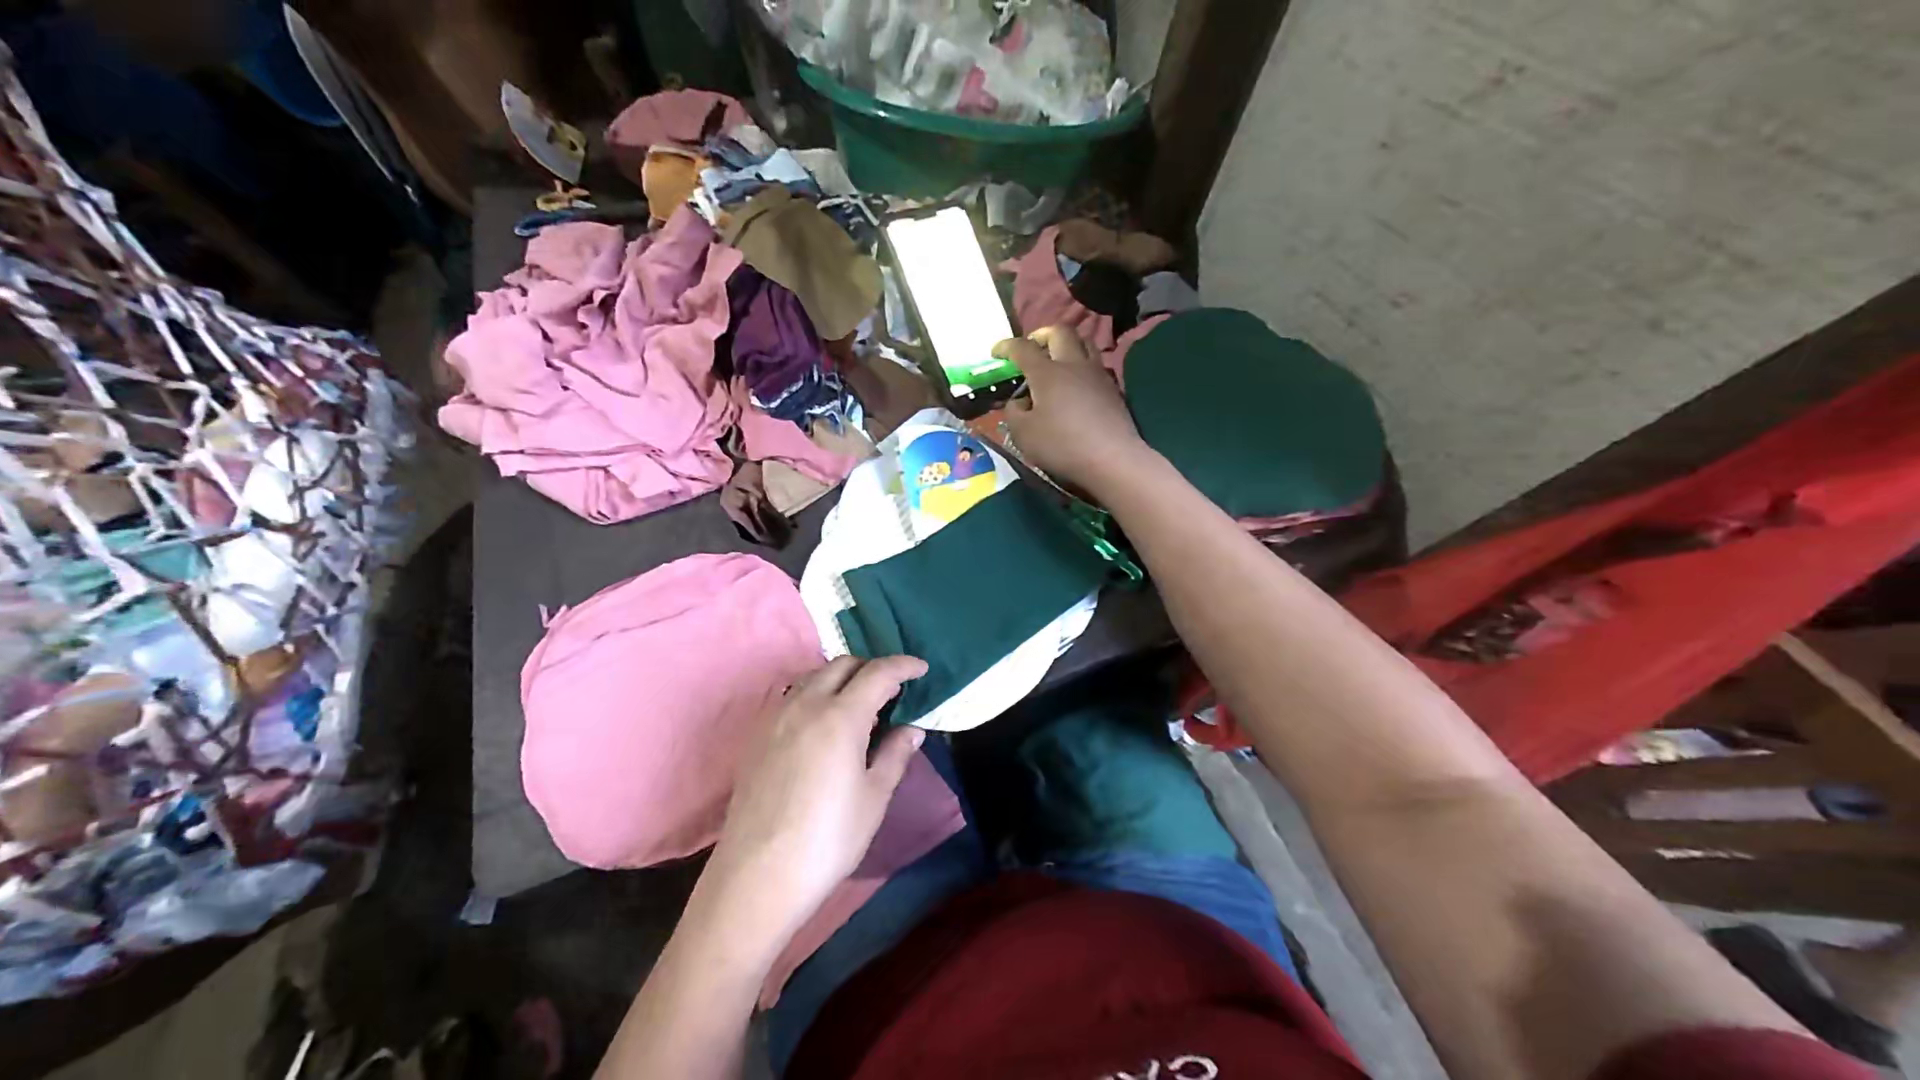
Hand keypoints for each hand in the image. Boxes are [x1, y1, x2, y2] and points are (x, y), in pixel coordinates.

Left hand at [708, 655, 928, 935]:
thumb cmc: (828, 839)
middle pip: (841, 665)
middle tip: (892, 690)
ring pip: (813, 678)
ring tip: (859, 705)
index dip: (903, 665)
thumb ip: (895, 754)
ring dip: (841, 679)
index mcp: (840, 716)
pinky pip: (792, 698)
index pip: (877, 673)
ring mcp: (776, 718)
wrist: (758, 876)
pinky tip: (824, 726)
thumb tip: (911, 728)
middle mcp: (805, 705)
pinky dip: (816, 695)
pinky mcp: (756, 737)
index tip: (921, 669)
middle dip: (871, 668)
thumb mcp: (874, 798)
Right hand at [995, 327, 1151, 495]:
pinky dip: (1082, 365)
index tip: (996, 353)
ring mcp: (1097, 374)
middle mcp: (1073, 364)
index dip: (1006, 346)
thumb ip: (1013, 413)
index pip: (1023, 348)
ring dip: (1067, 344)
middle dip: (1041, 335)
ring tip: (1057, 360)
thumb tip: (1018, 402)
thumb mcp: (1023, 434)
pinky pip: (1096, 364)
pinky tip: (1077, 383)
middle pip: (1059, 332)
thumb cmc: (1062, 445)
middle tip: (1031, 348)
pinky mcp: (1113, 389)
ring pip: (1084, 342)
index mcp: (1046, 372)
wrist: (1112, 459)